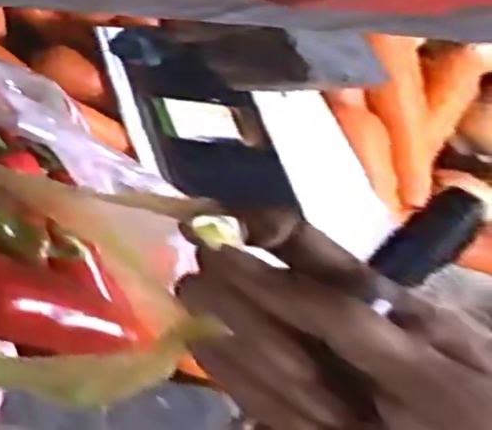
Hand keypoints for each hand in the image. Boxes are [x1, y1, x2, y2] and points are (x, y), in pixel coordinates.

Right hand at [179, 214, 491, 428]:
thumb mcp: (430, 375)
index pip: (278, 229)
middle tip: (307, 372)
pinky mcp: (255, 381)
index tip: (199, 231)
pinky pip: (217, 368)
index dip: (234, 220)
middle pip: (221, 270)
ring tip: (337, 415)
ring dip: (272, 375)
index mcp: (352, 290)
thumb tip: (217, 246)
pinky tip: (316, 423)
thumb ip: (330, 310)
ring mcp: (273, 344)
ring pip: (211, 320)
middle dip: (254, 323)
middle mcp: (300, 305)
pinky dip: (266, 401)